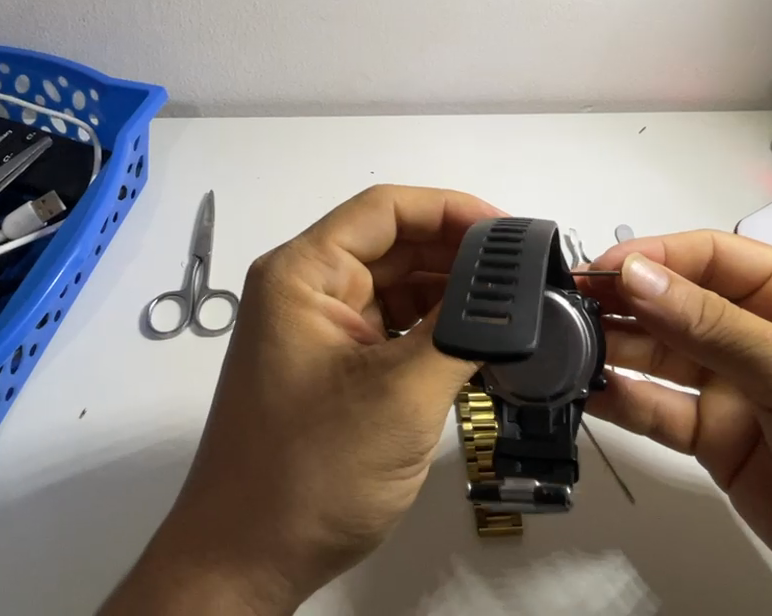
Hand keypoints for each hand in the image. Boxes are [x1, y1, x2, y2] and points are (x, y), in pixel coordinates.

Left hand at [100, 186, 495, 615]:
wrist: (245, 562)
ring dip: (450, 293)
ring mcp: (318, 329)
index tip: (510, 230)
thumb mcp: (400, 396)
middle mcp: (307, 289)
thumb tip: (515, 292)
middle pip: (392, 244)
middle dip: (458, 253)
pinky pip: (391, 327)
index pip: (384, 210)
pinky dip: (434, 329)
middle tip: (526, 271)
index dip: (450, 209)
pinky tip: (480, 341)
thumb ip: (460, 332)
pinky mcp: (333, 366)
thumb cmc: (312, 473)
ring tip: (514, 304)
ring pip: (396, 286)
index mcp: (303, 273)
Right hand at [582, 232, 771, 615]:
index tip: (604, 268)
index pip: (712, 257)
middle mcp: (764, 335)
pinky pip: (660, 410)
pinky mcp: (720, 441)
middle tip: (567, 301)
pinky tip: (588, 389)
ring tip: (566, 342)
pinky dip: (622, 399)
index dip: (655, 257)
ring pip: (660, 355)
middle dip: (624, 300)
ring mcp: (739, 389)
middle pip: (677, 303)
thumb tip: (637, 275)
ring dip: (614, 347)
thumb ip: (714, 327)